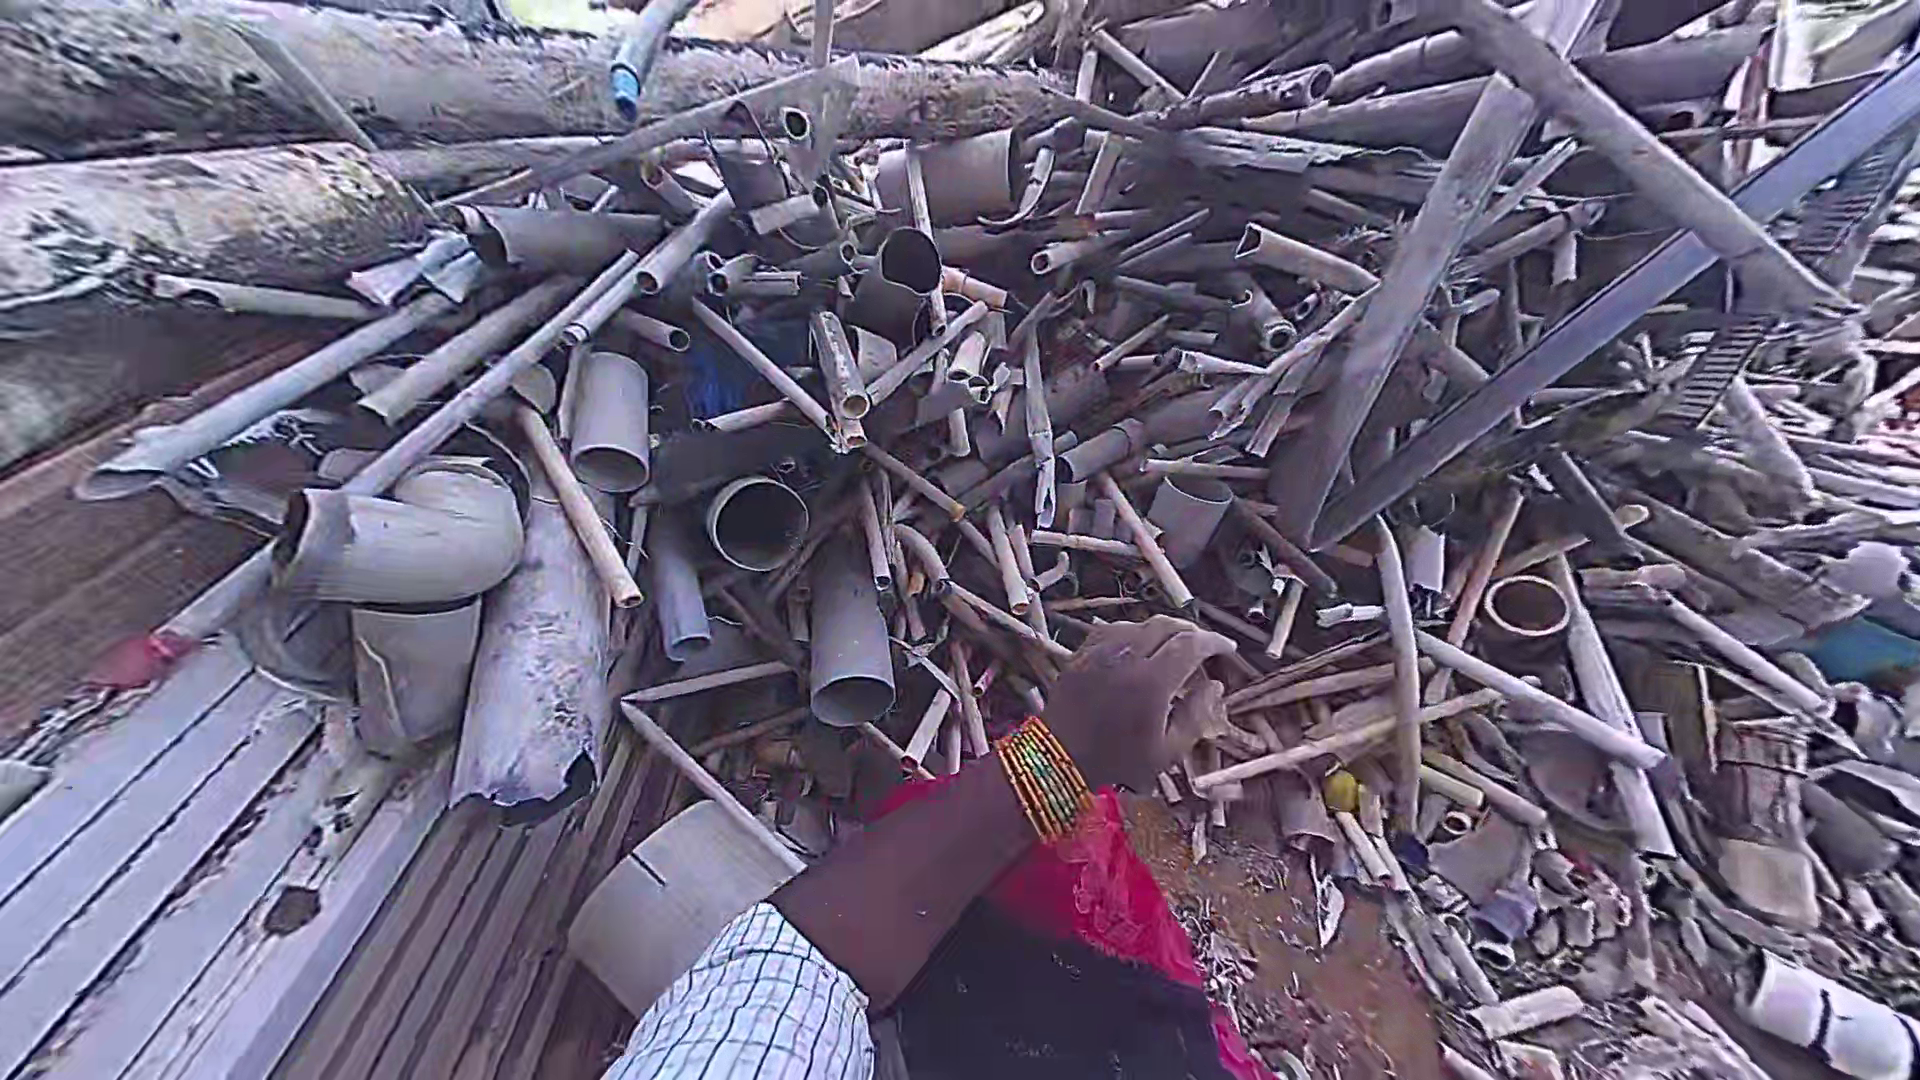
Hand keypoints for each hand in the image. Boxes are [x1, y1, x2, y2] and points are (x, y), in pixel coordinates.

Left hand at [1042, 616, 1235, 790]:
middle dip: (1190, 631)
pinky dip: (1133, 631)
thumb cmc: (1118, 760)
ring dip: (1162, 629)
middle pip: (1165, 625)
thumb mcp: (1167, 751)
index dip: (1213, 642)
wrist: (1061, 756)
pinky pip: (1113, 629)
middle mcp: (1125, 658)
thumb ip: (1197, 716)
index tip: (1226, 648)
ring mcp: (1100, 651)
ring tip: (1173, 647)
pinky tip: (1139, 648)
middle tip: (1202, 646)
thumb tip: (1214, 686)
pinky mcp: (1082, 652)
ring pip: (1139, 623)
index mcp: (1150, 682)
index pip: (1189, 644)